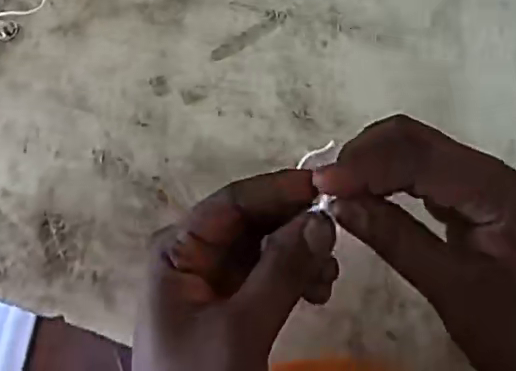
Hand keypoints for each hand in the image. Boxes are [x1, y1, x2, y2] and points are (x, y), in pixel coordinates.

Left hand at [135, 168, 340, 370]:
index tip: (324, 184)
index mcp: (178, 248)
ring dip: (301, 253)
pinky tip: (320, 289)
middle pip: (252, 221)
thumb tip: (322, 217)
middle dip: (295, 224)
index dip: (278, 188)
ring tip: (330, 272)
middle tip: (337, 231)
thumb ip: (280, 271)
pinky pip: (269, 275)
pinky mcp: (231, 309)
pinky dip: (296, 277)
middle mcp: (194, 255)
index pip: (233, 201)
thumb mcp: (239, 331)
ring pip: (266, 246)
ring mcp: (212, 282)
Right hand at [313, 116, 515, 370]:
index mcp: (489, 185)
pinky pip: (419, 171)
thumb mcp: (453, 291)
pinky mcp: (468, 197)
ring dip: (372, 162)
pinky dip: (387, 177)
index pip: (416, 154)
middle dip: (365, 155)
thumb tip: (339, 202)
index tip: (322, 184)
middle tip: (324, 184)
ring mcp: (478, 180)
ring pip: (413, 148)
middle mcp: (484, 169)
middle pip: (412, 138)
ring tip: (337, 188)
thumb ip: (396, 240)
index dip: (366, 164)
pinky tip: (366, 194)